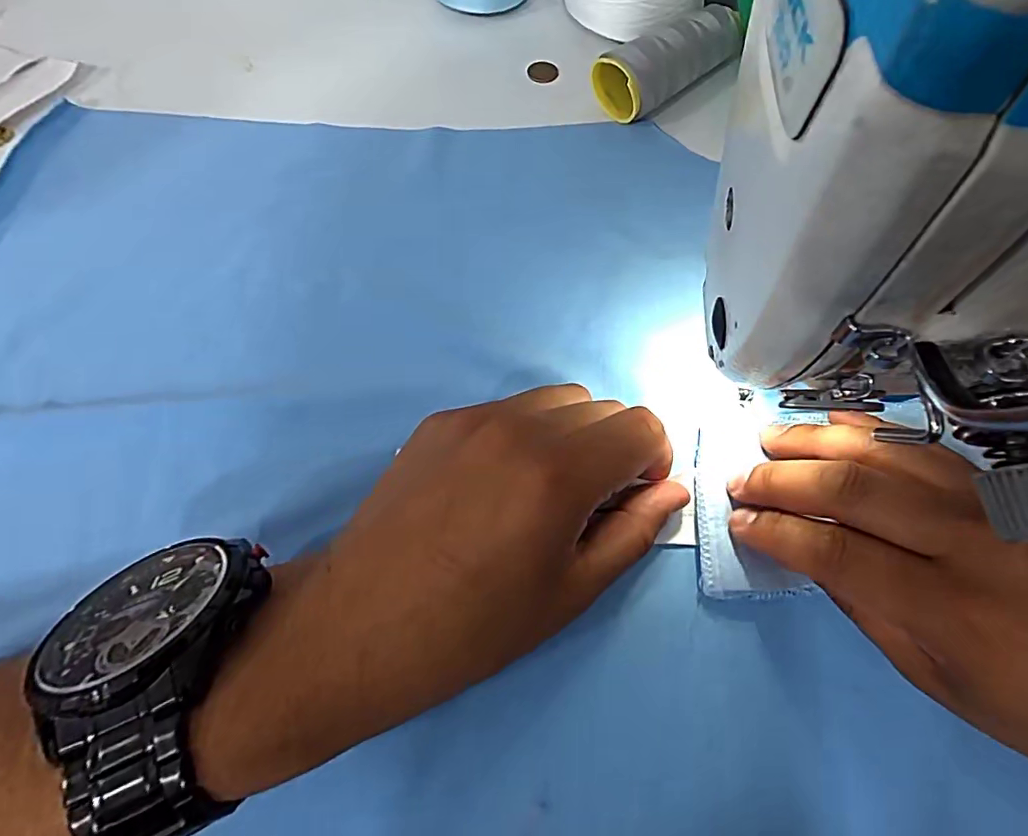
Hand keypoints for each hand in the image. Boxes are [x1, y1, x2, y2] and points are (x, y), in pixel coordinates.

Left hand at [193, 384, 685, 796]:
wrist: (354, 628)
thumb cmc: (473, 628)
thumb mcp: (570, 592)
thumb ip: (634, 531)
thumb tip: (673, 489)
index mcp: (560, 472)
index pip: (642, 424)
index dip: (653, 460)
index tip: (630, 500)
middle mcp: (522, 426)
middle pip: (605, 406)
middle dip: (617, 447)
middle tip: (590, 502)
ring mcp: (476, 417)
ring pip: (560, 399)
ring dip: (575, 434)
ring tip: (545, 488)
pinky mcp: (442, 420)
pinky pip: (512, 408)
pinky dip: (529, 433)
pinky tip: (497, 483)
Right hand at [725, 413, 1027, 786]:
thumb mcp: (936, 680)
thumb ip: (865, 609)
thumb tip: (804, 555)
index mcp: (953, 611)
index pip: (841, 555)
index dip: (780, 533)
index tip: (739, 520)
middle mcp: (969, 543)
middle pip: (856, 490)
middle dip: (785, 478)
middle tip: (741, 477)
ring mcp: (987, 501)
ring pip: (884, 452)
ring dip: (817, 440)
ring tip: (769, 438)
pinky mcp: (997, 482)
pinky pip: (920, 443)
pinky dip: (869, 429)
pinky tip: (832, 423)